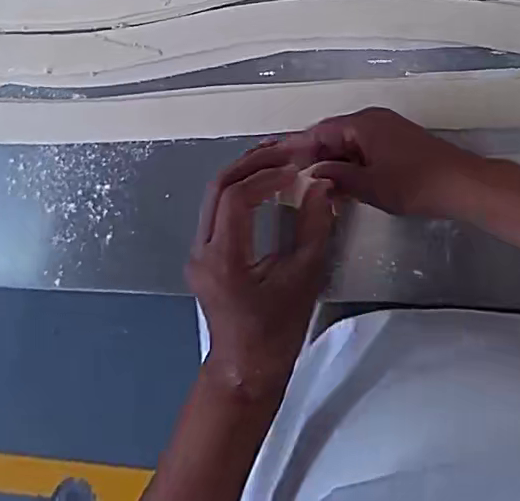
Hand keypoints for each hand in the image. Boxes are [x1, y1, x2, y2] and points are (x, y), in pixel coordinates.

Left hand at [187, 140, 335, 397]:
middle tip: (286, 151)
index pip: (236, 199)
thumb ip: (314, 227)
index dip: (266, 177)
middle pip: (218, 187)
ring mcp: (198, 252)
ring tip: (277, 157)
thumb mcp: (305, 277)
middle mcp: (202, 251)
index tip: (295, 170)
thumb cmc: (278, 331)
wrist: (246, 369)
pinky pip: (217, 207)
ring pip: (214, 194)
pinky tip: (265, 181)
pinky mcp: (204, 253)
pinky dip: (241, 187)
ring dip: (245, 171)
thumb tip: (321, 185)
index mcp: (224, 260)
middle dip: (253, 163)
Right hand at [294, 107, 488, 218]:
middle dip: (316, 156)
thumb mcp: (369, 185)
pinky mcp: (398, 143)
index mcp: (363, 123)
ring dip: (335, 162)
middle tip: (294, 177)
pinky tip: (344, 184)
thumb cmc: (413, 183)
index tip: (281, 160)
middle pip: (335, 134)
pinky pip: (366, 149)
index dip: (299, 146)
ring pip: (351, 143)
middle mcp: (373, 119)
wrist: (461, 184)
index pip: (321, 131)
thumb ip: (338, 177)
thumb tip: (316, 173)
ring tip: (315, 186)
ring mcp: (388, 130)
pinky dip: (352, 164)